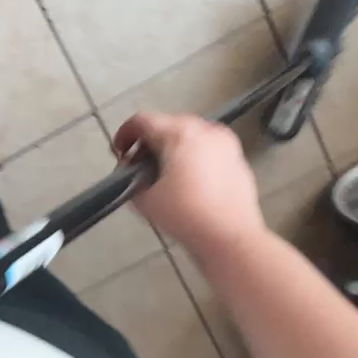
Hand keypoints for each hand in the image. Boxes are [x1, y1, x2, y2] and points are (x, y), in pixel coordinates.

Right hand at [113, 112, 265, 256]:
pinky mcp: (238, 157)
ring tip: (164, 172)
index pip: (142, 120)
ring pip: (189, 134)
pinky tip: (188, 180)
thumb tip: (130, 169)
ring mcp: (225, 142)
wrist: (230, 237)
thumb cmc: (185, 215)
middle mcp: (204, 129)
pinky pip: (207, 147)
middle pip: (167, 124)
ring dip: (171, 147)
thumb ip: (129, 177)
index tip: (119, 152)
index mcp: (179, 134)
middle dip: (149, 141)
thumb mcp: (143, 198)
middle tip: (139, 164)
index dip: (124, 134)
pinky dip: (193, 155)